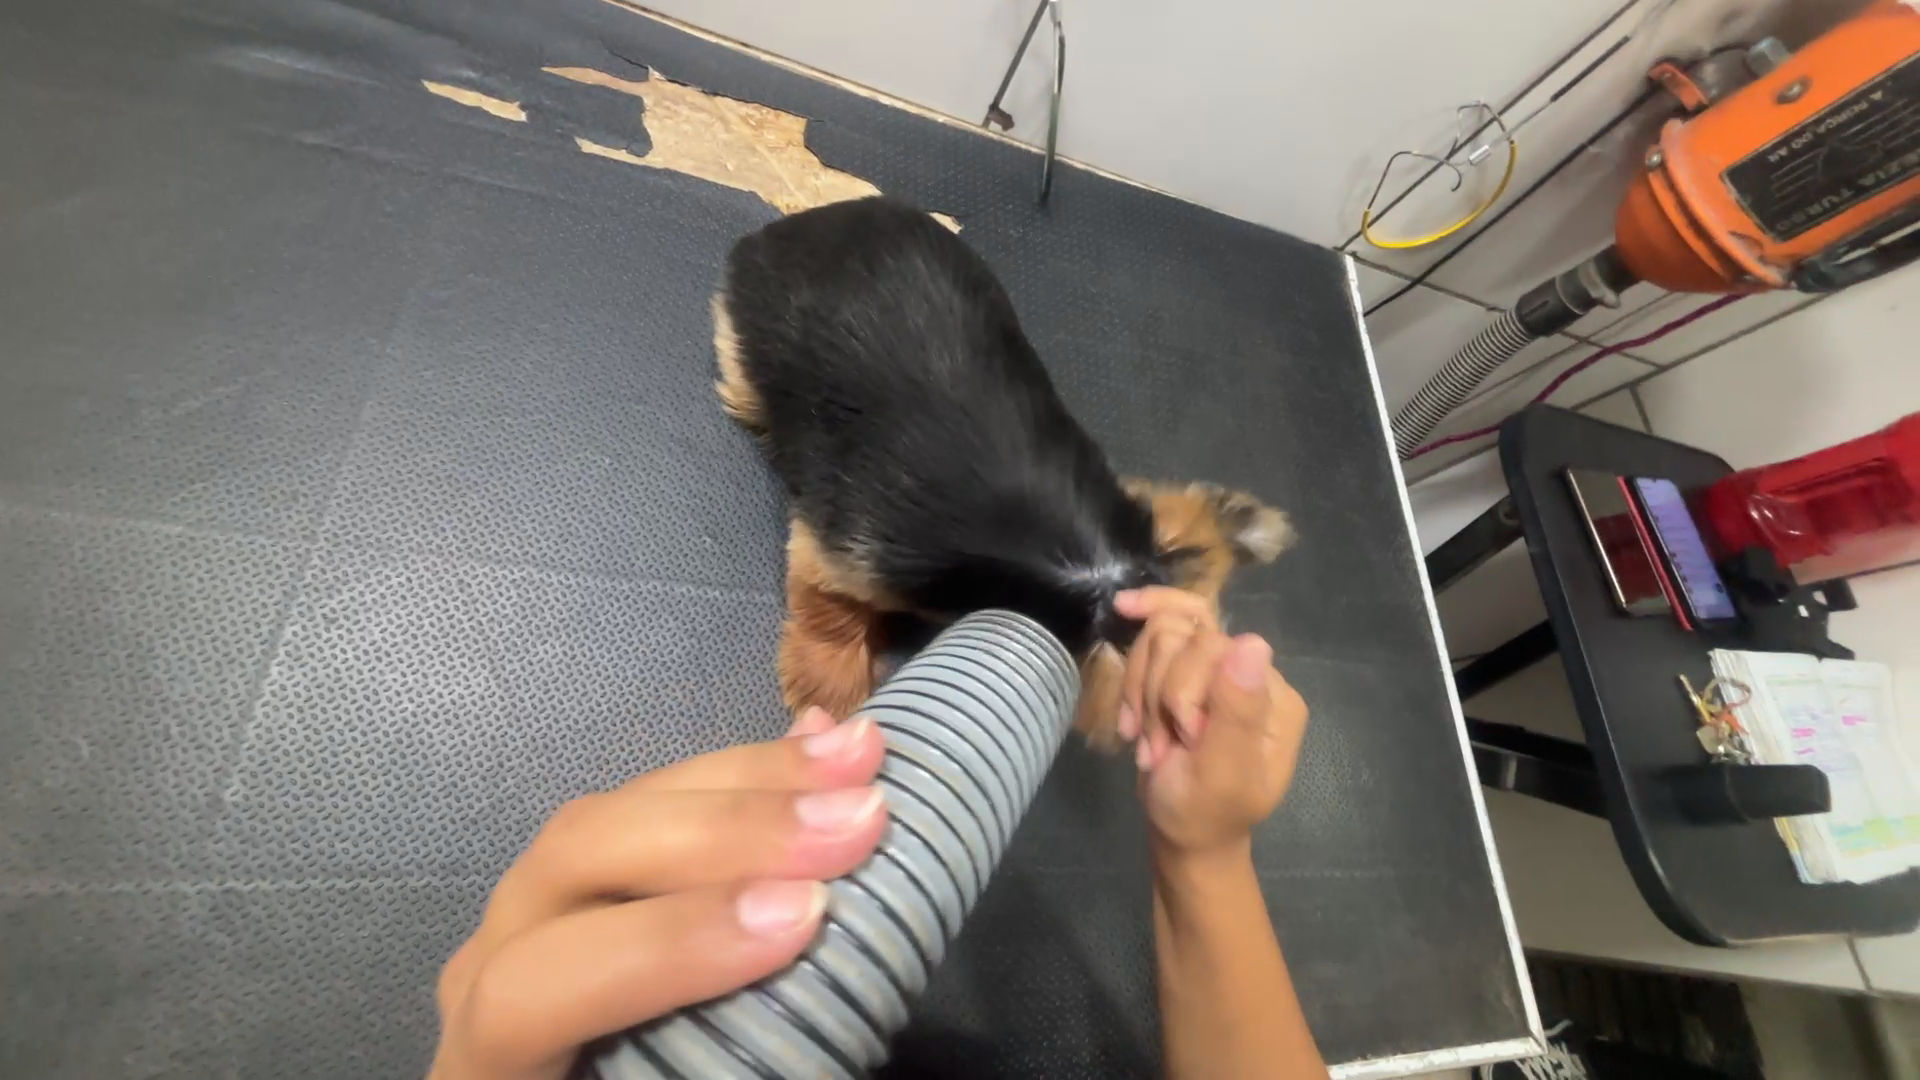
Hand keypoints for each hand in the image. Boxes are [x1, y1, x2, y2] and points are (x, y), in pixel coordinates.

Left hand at [428, 708, 885, 1079]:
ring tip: (860, 755)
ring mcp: (559, 890)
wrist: (595, 1074)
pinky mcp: (622, 855)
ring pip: (638, 799)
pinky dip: (758, 767)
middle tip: (859, 819)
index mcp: (490, 1054)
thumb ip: (717, 1067)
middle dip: (733, 828)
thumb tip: (811, 1043)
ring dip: (760, 774)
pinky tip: (818, 739)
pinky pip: (680, 789)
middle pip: (584, 850)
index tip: (802, 919)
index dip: (669, 946)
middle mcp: (504, 951)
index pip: (536, 989)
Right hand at [1113, 587, 1307, 858]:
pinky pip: (1147, 646)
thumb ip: (1237, 711)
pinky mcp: (1187, 671)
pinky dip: (1130, 684)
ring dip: (1142, 693)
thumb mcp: (1222, 773)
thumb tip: (1254, 643)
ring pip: (1158, 635)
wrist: (1181, 832)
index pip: (1212, 645)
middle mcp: (1249, 672)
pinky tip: (1132, 724)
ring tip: (1151, 739)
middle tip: (1163, 746)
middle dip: (1158, 695)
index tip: (1184, 738)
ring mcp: (1216, 669)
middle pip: (1180, 635)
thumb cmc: (1203, 812)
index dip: (1179, 690)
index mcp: (1273, 695)